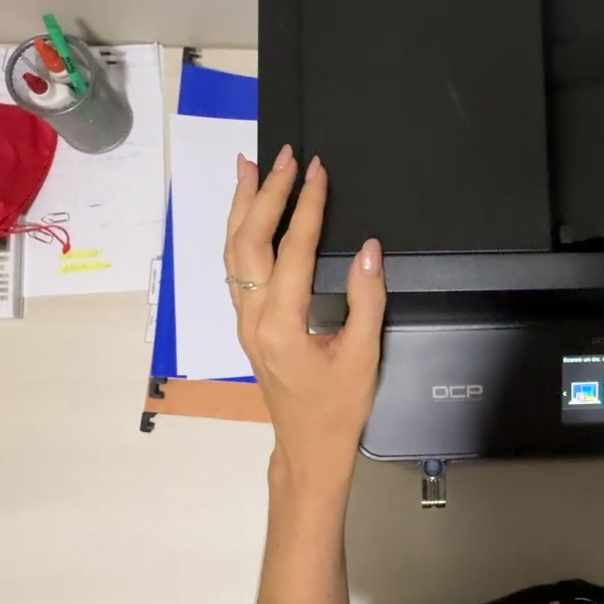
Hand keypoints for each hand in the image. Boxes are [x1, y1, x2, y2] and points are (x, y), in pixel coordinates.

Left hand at [224, 146, 386, 496]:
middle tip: (281, 156)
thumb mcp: (363, 355)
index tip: (317, 172)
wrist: (308, 446)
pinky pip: (236, 269)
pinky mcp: (247, 325)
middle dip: (264, 194)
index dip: (307, 208)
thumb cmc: (339, 408)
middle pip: (248, 242)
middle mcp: (253, 318)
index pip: (292, 250)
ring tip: (249, 168)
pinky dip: (240, 234)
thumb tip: (371, 249)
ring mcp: (244, 322)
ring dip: (241, 207)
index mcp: (282, 324)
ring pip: (233, 253)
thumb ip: (366, 299)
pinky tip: (248, 216)